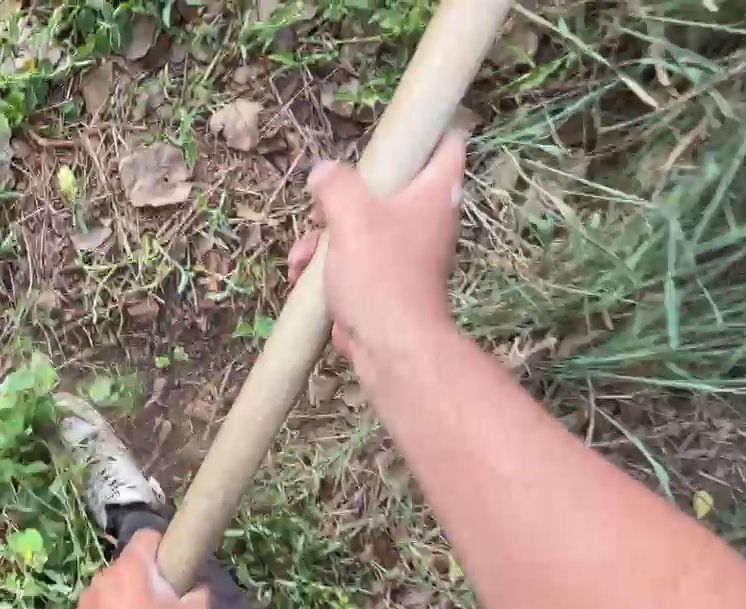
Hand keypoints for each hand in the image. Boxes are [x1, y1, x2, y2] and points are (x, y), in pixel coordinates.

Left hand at [70, 532, 210, 608]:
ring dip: (129, 600)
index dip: (165, 545)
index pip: (146, 537)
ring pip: (114, 589)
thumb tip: (196, 587)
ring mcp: (85, 600)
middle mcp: (101, 578)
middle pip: (130, 566)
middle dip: (148, 580)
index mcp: (128, 570)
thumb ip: (200, 595)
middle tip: (165, 606)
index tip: (177, 567)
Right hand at [288, 131, 466, 364]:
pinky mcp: (382, 280)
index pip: (446, 141)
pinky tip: (301, 282)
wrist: (389, 340)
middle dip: (339, 203)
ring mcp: (404, 250)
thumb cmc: (380, 273)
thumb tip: (321, 170)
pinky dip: (324, 269)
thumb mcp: (352, 219)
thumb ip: (335, 187)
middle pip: (382, 190)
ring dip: (320, 242)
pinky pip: (350, 262)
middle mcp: (425, 216)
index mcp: (434, 191)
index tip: (383, 141)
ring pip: (357, 229)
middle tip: (318, 215)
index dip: (421, 132)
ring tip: (299, 262)